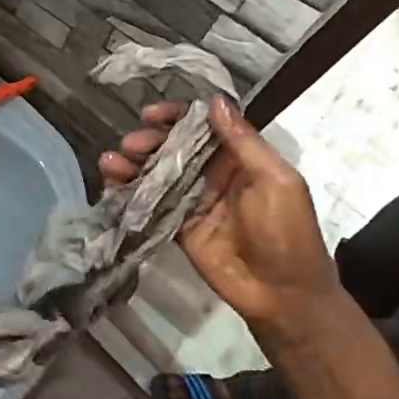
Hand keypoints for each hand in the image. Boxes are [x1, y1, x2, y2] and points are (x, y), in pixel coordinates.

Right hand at [101, 99, 336, 325]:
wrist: (284, 297)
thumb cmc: (288, 233)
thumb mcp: (277, 181)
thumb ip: (244, 142)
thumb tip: (215, 101)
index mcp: (238, 157)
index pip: (201, 125)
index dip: (175, 116)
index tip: (151, 114)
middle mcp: (211, 173)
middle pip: (173, 146)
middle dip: (148, 141)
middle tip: (131, 145)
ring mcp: (192, 199)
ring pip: (156, 172)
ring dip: (132, 163)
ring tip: (110, 163)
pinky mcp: (177, 225)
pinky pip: (149, 202)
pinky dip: (128, 191)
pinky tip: (110, 184)